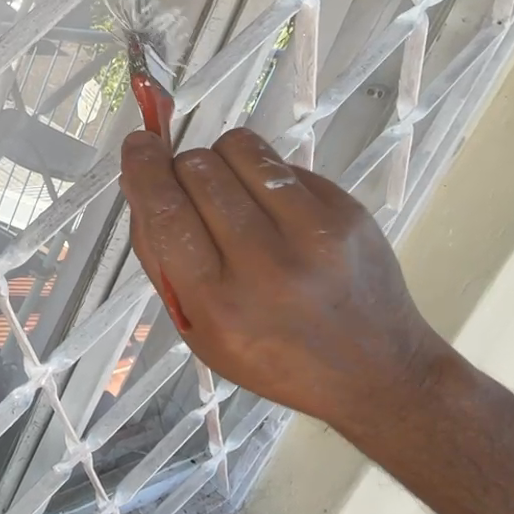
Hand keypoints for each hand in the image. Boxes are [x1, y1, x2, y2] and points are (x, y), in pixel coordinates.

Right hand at [119, 128, 453, 435]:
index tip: (137, 143)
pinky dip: (261, 171)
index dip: (144, 168)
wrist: (377, 370)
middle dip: (181, 168)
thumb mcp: (196, 326)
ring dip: (220, 159)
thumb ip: (160, 256)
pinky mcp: (346, 210)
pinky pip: (279, 159)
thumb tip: (139, 181)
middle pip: (198, 169)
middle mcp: (266, 266)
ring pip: (238, 148)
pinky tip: (272, 205)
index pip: (166, 211)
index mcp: (218, 302)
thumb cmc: (270, 353)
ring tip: (230, 188)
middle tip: (190, 189)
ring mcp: (314, 234)